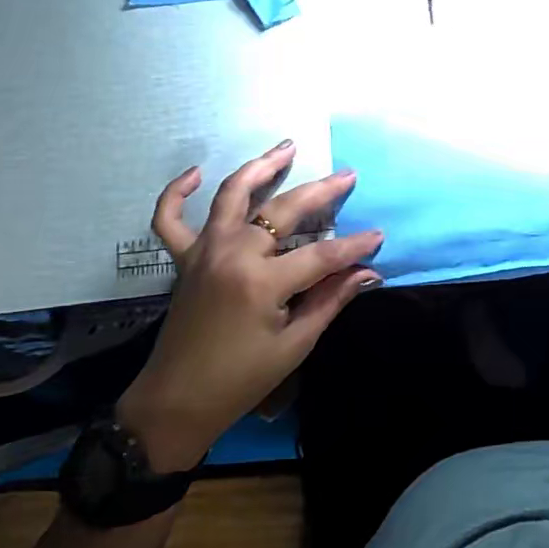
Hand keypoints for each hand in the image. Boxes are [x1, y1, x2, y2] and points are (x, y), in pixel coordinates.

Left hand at [116, 141, 382, 471]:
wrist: (177, 400)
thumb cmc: (242, 380)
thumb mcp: (295, 344)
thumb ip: (331, 300)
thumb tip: (368, 273)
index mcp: (261, 282)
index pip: (322, 254)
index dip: (355, 246)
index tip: (379, 236)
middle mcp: (230, 254)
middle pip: (282, 210)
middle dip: (321, 192)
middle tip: (348, 175)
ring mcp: (202, 252)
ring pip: (231, 195)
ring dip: (260, 168)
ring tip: (286, 147)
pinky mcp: (184, 259)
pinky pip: (170, 218)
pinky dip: (177, 192)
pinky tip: (196, 174)